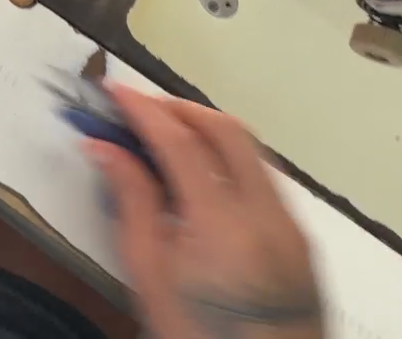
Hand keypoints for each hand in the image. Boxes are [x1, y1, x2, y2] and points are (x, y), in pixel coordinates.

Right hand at [89, 86, 323, 338]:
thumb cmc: (191, 328)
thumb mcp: (146, 267)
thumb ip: (130, 198)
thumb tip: (101, 144)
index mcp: (224, 226)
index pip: (181, 144)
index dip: (143, 108)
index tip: (112, 87)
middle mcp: (268, 217)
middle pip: (228, 132)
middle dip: (178, 107)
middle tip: (136, 107)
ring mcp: (292, 227)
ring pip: (251, 149)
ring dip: (203, 127)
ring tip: (159, 131)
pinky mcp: (300, 237)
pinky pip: (261, 174)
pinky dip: (224, 154)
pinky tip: (193, 169)